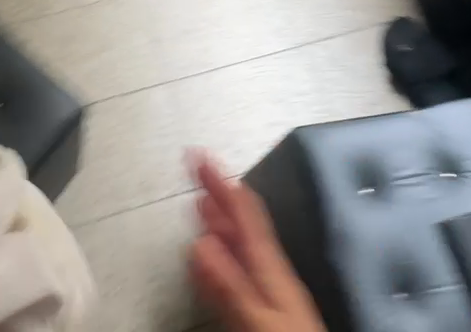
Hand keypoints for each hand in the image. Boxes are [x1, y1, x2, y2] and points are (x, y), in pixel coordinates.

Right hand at [188, 152, 327, 331]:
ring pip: (242, 244)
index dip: (223, 180)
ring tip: (203, 202)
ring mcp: (272, 288)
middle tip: (197, 168)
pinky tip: (216, 255)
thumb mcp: (258, 318)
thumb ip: (230, 283)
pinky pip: (242, 267)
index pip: (245, 212)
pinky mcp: (268, 307)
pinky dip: (225, 251)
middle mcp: (273, 271)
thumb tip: (200, 244)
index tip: (200, 156)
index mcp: (272, 266)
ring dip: (221, 220)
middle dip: (219, 193)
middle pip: (244, 222)